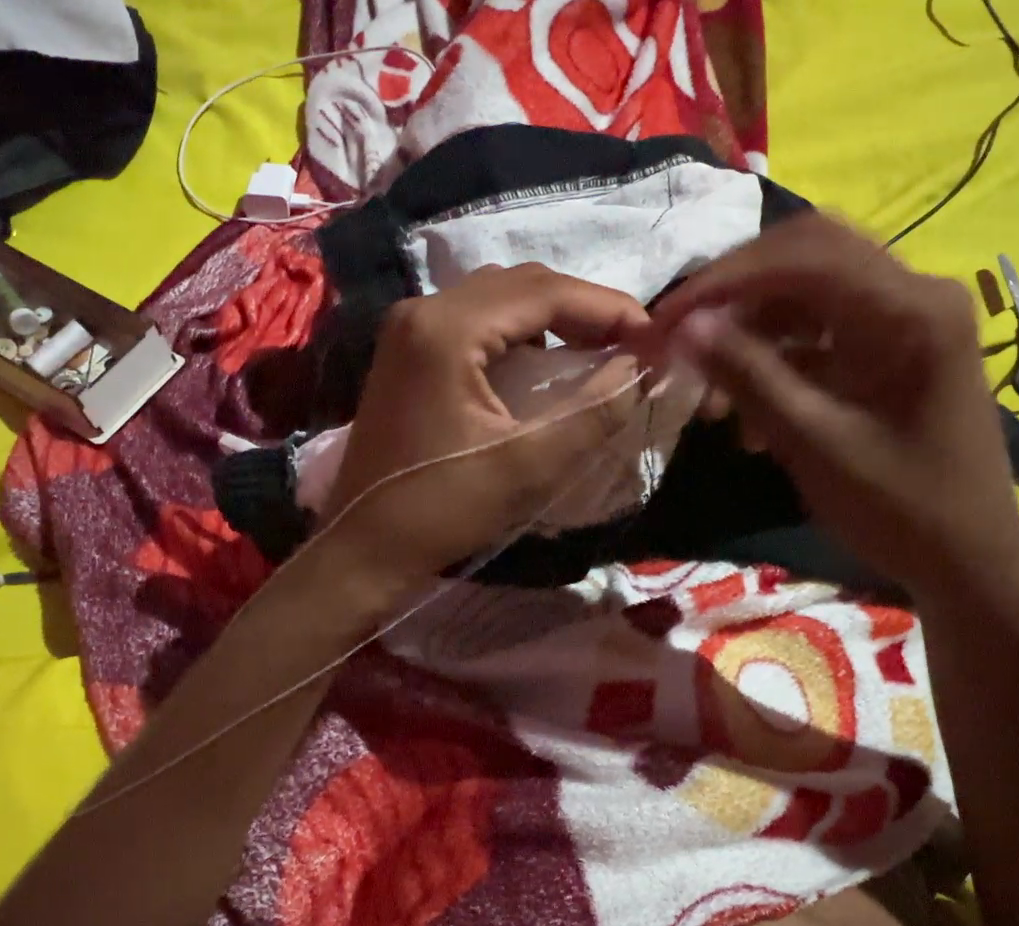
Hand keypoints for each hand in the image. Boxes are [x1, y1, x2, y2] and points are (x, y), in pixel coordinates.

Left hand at [321, 263, 648, 584]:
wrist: (363, 548)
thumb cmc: (442, 510)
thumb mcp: (529, 466)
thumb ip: (594, 412)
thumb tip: (643, 369)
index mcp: (447, 329)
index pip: (545, 291)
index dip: (609, 308)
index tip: (654, 339)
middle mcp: (422, 311)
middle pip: (521, 284)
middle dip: (583, 308)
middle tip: (631, 344)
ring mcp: (408, 330)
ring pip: (498, 298)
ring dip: (552, 318)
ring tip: (596, 351)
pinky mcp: (406, 353)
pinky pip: (475, 321)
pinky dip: (519, 333)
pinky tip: (543, 365)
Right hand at [637, 211, 1018, 594]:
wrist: (968, 563)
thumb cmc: (899, 509)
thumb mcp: (813, 443)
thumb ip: (749, 374)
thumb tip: (685, 325)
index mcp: (911, 309)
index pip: (804, 256)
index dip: (724, 280)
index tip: (666, 319)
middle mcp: (916, 294)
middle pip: (808, 256)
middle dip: (736, 291)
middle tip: (680, 333)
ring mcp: (909, 319)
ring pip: (811, 291)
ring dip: (753, 327)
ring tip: (709, 385)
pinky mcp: (897, 348)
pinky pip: (825, 330)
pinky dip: (779, 356)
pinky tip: (745, 408)